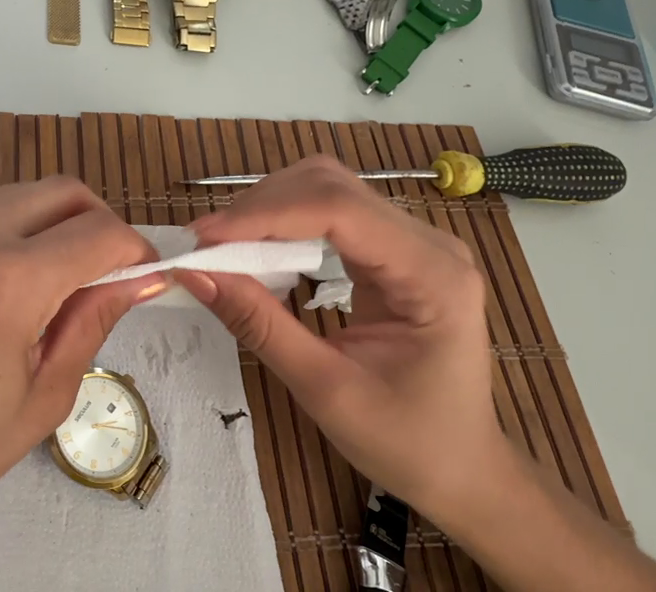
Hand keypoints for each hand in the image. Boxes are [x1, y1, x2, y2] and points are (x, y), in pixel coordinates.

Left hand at [0, 178, 164, 590]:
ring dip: (52, 222)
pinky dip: (10, 229)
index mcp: (9, 282)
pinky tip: (7, 282)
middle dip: (98, 222)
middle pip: (63, 191)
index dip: (135, 251)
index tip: (144, 277)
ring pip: (20, 194)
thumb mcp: (41, 397)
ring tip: (55, 283)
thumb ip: (92, 322)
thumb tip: (139, 279)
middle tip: (106, 274)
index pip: (100, 231)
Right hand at [173, 156, 508, 521]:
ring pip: (326, 188)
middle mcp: (429, 242)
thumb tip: (194, 274)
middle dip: (260, 207)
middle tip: (204, 245)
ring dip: (267, 209)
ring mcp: (413, 241)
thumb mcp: (325, 390)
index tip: (201, 238)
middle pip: (330, 186)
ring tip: (222, 246)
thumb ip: (261, 325)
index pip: (338, 210)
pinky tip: (255, 249)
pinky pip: (330, 212)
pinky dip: (283, 222)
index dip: (263, 214)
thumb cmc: (406, 442)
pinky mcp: (393, 249)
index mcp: (431, 275)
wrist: (461, 469)